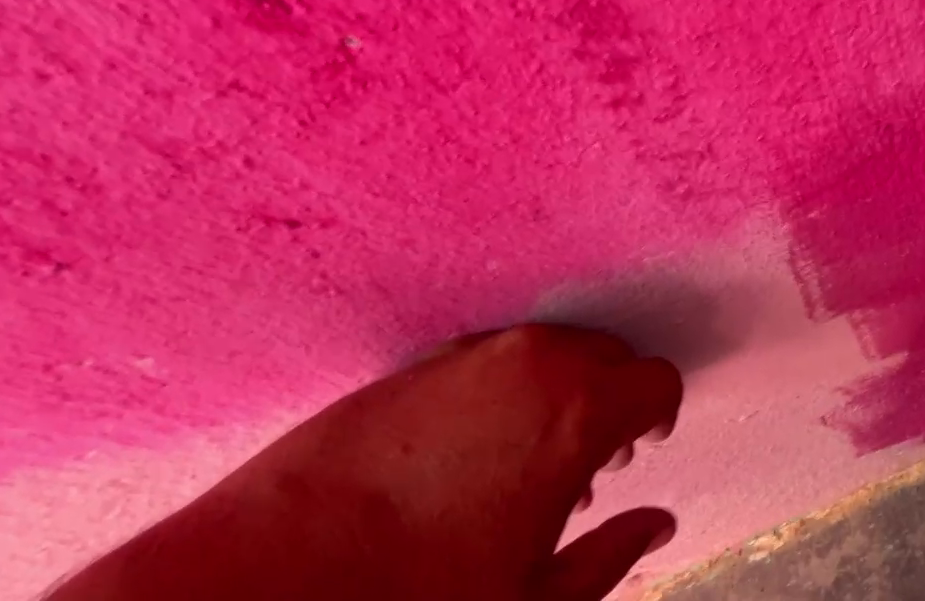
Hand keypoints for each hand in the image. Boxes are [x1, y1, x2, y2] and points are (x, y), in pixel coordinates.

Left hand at [52, 324, 683, 600]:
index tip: (642, 448)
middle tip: (592, 459)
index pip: (657, 381)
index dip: (660, 414)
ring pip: (554, 349)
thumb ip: (612, 557)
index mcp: (578, 412)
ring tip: (531, 456)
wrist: (264, 580)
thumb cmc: (417, 596)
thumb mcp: (532, 599)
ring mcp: (476, 355)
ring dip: (565, 388)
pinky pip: (497, 356)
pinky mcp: (423, 361)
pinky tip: (477, 446)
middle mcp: (536, 363)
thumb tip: (659, 525)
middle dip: (616, 397)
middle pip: (611, 354)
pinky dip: (513, 385)